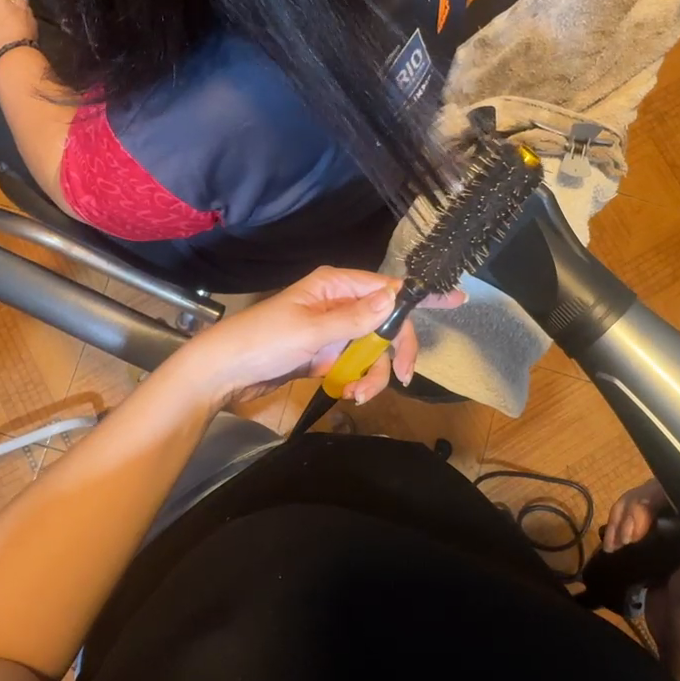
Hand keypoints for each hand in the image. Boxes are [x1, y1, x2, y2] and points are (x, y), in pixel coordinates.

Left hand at [168, 267, 463, 406]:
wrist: (223, 372)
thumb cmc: (263, 340)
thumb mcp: (310, 329)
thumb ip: (355, 318)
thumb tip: (394, 298)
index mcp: (335, 284)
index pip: (387, 288)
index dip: (420, 296)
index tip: (456, 299)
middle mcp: (338, 302)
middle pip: (386, 323)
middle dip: (395, 352)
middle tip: (404, 378)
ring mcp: (333, 330)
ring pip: (373, 350)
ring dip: (372, 375)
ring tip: (357, 395)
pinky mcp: (326, 355)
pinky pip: (356, 366)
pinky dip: (357, 381)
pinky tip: (347, 395)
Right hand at [606, 481, 679, 680]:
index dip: (659, 498)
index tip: (640, 525)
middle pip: (661, 494)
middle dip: (634, 509)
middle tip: (621, 539)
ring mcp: (676, 538)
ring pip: (643, 506)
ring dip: (621, 519)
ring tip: (613, 545)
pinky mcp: (655, 550)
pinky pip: (632, 525)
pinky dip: (618, 529)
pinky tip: (612, 546)